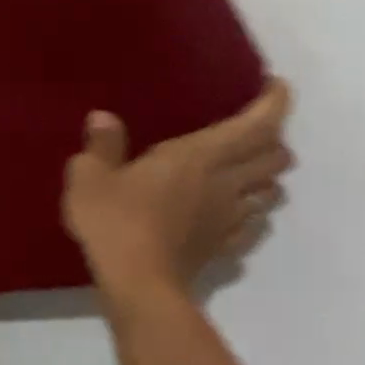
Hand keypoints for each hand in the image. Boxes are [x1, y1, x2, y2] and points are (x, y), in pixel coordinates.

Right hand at [62, 78, 292, 304]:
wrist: (138, 279)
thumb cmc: (112, 217)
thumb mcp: (89, 174)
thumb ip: (102, 145)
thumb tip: (105, 118)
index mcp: (194, 158)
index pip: (253, 126)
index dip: (272, 103)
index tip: (274, 84)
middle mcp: (224, 183)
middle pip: (273, 157)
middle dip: (271, 140)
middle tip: (247, 128)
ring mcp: (230, 216)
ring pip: (269, 188)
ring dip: (262, 173)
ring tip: (239, 166)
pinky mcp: (226, 243)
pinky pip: (254, 219)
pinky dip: (251, 206)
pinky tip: (231, 207)